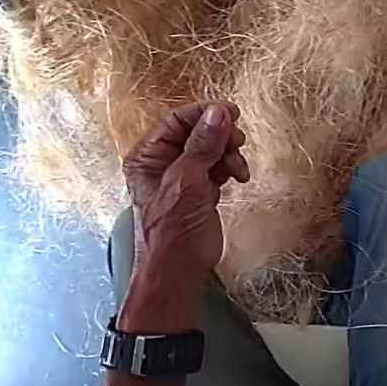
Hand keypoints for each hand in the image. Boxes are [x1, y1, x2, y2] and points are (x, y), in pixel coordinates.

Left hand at [122, 102, 249, 286]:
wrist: (178, 274)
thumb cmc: (173, 230)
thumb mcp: (188, 182)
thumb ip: (202, 145)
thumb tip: (218, 112)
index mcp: (147, 156)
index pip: (176, 119)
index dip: (204, 114)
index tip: (233, 114)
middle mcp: (161, 162)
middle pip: (196, 132)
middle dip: (220, 137)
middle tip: (239, 144)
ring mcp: (181, 177)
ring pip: (210, 149)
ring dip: (228, 155)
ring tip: (238, 172)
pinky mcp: (198, 191)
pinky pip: (215, 167)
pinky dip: (228, 169)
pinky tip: (237, 180)